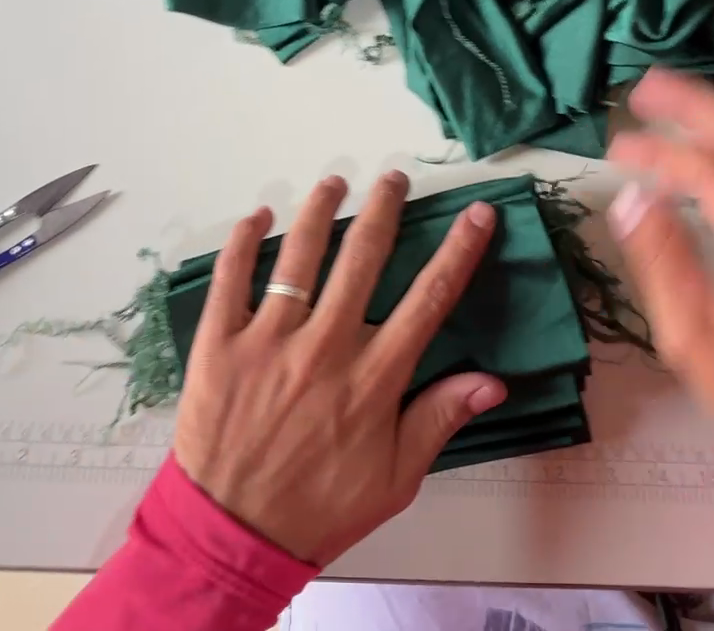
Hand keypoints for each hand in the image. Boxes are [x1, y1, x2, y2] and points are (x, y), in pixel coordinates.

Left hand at [172, 170, 507, 564]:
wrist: (231, 535)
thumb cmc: (320, 506)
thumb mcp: (394, 478)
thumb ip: (439, 421)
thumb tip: (492, 381)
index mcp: (373, 377)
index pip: (428, 299)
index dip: (458, 251)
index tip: (477, 213)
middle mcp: (325, 346)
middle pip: (363, 258)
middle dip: (383, 209)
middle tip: (392, 177)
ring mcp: (269, 340)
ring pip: (300, 256)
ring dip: (320, 210)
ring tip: (334, 182)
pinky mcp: (221, 344)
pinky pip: (231, 279)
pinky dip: (245, 241)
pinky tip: (260, 216)